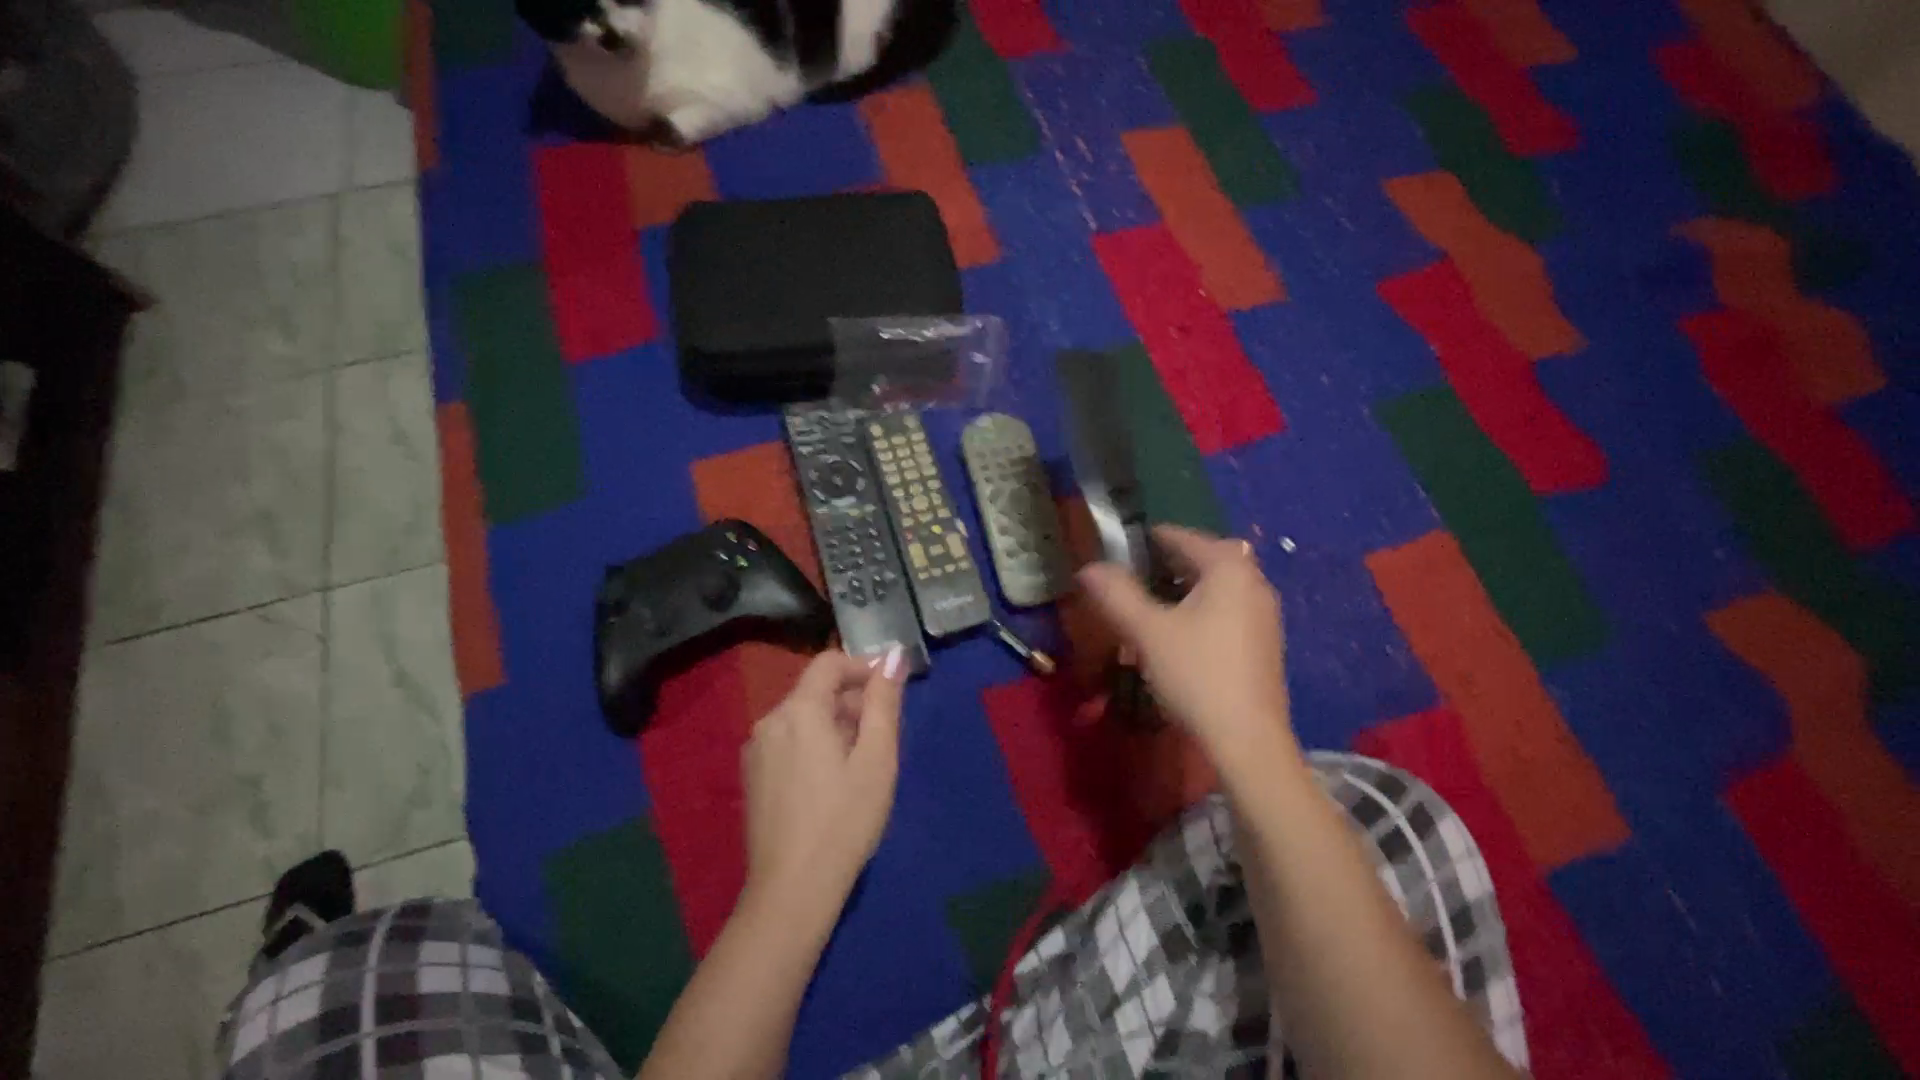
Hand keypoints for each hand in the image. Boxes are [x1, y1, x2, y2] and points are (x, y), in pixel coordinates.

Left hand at [741, 647, 906, 909]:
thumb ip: (883, 702)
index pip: (829, 663)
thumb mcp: (877, 759)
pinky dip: (813, 746)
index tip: (891, 692)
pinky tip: (832, 783)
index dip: (863, 667)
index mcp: (798, 710)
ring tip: (861, 764)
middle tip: (884, 737)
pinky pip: (788, 743)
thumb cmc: (845, 820)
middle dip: (851, 702)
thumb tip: (892, 656)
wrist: (792, 889)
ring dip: (834, 726)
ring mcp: (755, 751)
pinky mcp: (752, 778)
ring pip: (801, 719)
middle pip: (814, 691)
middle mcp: (769, 720)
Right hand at [1079, 527, 1297, 764]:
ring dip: (1188, 585)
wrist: (1247, 739)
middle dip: (1171, 560)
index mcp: (1228, 568)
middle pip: (1207, 557)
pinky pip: (1229, 608)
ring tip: (1152, 602)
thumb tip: (1088, 568)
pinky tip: (1180, 631)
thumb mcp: (1147, 632)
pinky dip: (1204, 608)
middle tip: (1135, 574)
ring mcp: (1264, 614)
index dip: (1149, 538)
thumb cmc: (1196, 675)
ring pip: (1220, 585)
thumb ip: (1116, 594)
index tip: (1119, 547)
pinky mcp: (1264, 643)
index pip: (1184, 536)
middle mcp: (1253, 582)